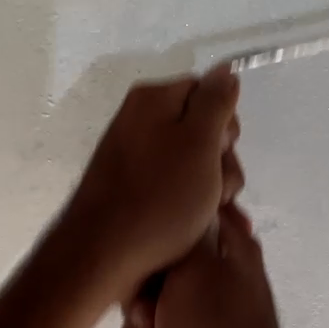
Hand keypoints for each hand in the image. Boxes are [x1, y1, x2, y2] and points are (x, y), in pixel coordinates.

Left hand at [59, 68, 243, 303]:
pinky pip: (172, 190)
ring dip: (210, 190)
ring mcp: (133, 160)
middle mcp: (139, 123)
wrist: (103, 257)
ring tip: (204, 218)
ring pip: (192, 165)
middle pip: (202, 131)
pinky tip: (195, 230)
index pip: (208, 93)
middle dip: (220, 162)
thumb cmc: (159, 199)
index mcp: (152, 101)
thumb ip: (216, 102)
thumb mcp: (199, 143)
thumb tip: (225, 71)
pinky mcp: (131, 193)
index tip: (222, 155)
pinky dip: (188, 207)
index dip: (225, 126)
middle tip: (217, 193)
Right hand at [115, 204, 299, 327]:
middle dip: (138, 304)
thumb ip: (186, 236)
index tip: (146, 256)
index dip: (160, 236)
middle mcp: (215, 284)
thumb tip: (188, 208)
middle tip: (145, 321)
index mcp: (229, 253)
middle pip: (156, 275)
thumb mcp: (197, 271)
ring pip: (145, 317)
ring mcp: (199, 325)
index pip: (189, 221)